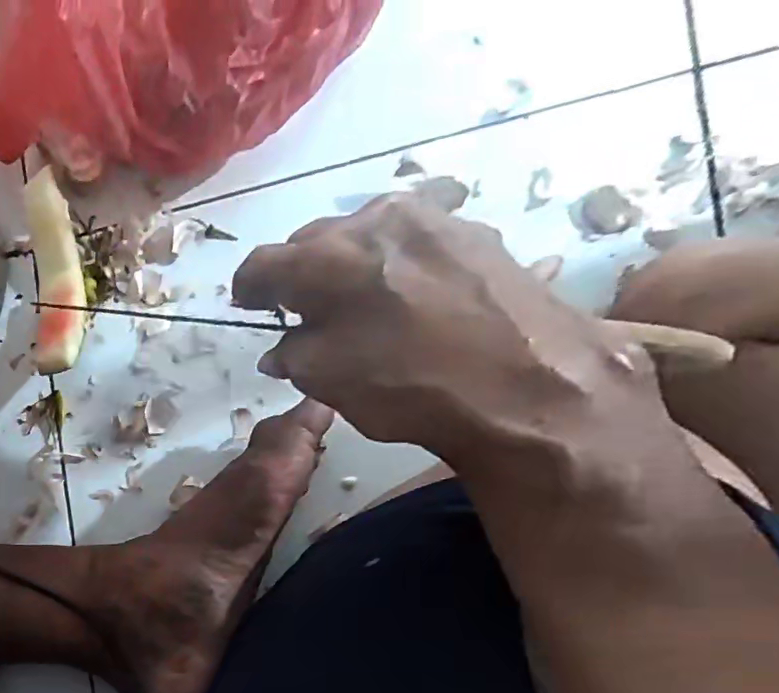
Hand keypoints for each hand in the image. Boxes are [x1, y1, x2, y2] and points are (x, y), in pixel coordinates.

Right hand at [232, 195, 672, 466]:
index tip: (248, 307)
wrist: (530, 386)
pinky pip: (409, 240)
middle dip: (297, 274)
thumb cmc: (407, 384)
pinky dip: (389, 263)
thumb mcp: (325, 378)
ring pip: (363, 235)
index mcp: (326, 257)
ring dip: (344, 265)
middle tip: (298, 311)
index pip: (263, 263)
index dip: (247, 288)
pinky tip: (400, 298)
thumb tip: (281, 347)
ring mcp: (431, 219)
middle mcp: (375, 220)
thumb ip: (290, 353)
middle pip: (312, 241)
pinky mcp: (474, 232)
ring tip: (351, 303)